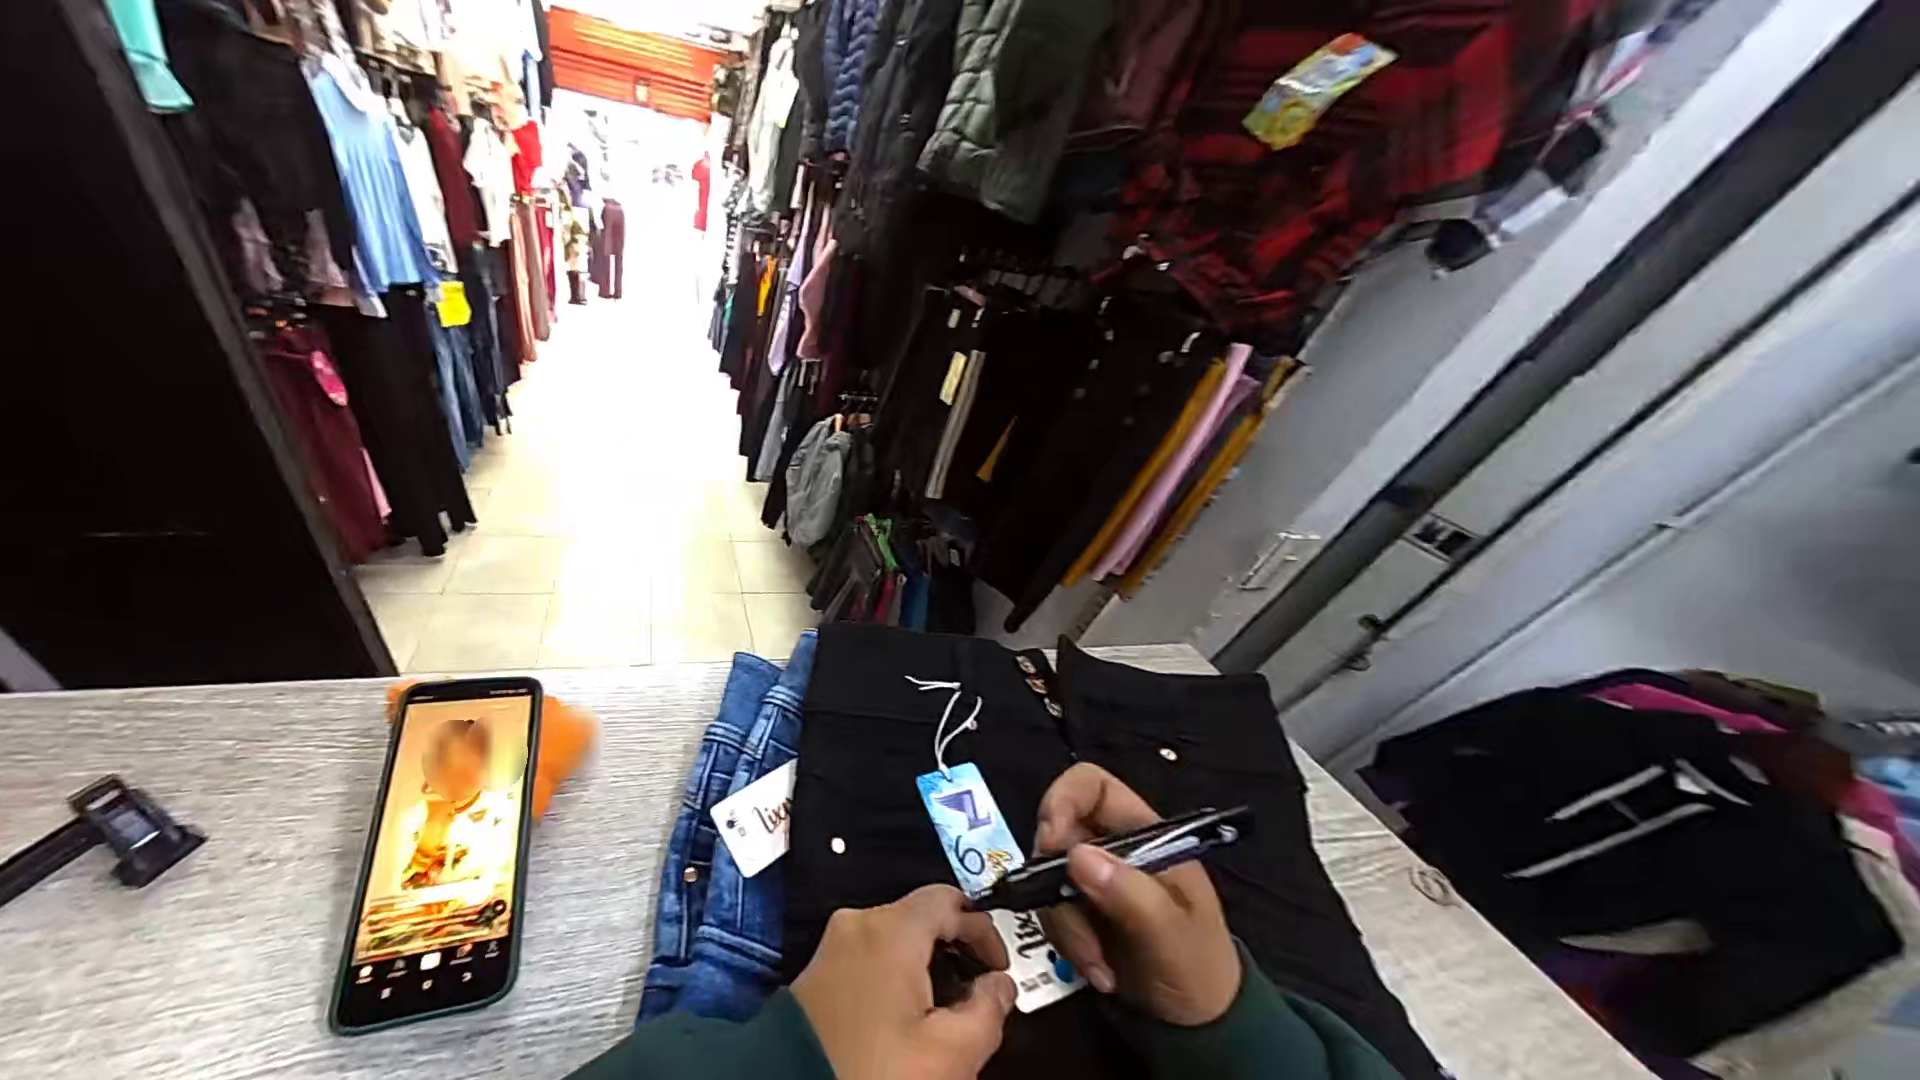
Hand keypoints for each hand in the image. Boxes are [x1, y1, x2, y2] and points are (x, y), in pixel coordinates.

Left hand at [792, 884, 1016, 1079]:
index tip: (1000, 969)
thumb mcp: (947, 1057)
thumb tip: (999, 986)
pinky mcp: (817, 972)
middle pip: (923, 916)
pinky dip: (898, 973)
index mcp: (893, 928)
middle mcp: (861, 922)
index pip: (951, 901)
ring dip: (928, 962)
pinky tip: (907, 1013)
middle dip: (957, 947)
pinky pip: (871, 956)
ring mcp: (834, 945)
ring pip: (897, 937)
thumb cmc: (872, 1073)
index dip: (984, 931)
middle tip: (978, 987)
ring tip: (947, 1006)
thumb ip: (987, 1012)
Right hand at [1034, 763, 1240, 1025]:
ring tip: (1098, 962)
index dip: (1063, 798)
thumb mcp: (1173, 932)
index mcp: (1143, 831)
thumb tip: (1076, 855)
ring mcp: (1092, 877)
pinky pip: (1050, 911)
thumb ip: (1130, 893)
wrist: (1199, 1023)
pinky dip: (1067, 943)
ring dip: (1066, 924)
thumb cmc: (1200, 966)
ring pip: (1047, 876)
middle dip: (1057, 879)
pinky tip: (1097, 970)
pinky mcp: (1078, 909)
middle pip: (1059, 831)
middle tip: (1073, 917)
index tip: (1050, 841)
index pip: (1091, 785)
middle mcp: (1111, 845)